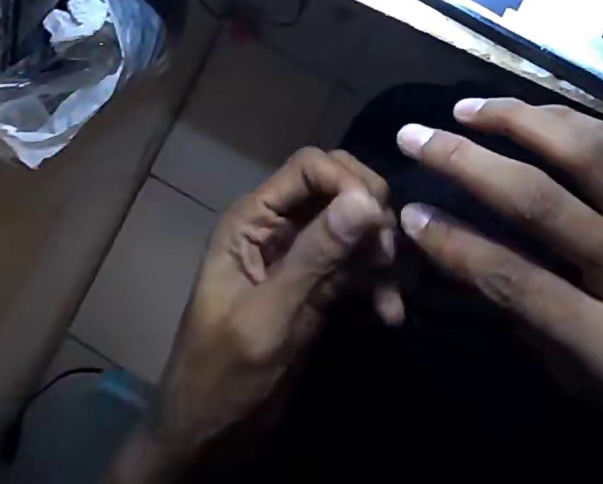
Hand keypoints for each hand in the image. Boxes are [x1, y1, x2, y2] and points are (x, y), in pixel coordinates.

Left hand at [109, 149, 396, 482]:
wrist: (210, 434)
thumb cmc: (222, 372)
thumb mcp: (268, 316)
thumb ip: (314, 257)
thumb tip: (365, 201)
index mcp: (252, 218)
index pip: (307, 167)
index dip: (346, 182)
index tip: (377, 220)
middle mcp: (278, 224)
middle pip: (335, 185)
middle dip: (368, 211)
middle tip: (387, 252)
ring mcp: (299, 253)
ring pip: (352, 223)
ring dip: (378, 250)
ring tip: (392, 290)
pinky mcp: (317, 284)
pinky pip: (356, 263)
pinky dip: (377, 281)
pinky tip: (390, 313)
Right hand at [395, 98, 602, 466]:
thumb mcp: (588, 385)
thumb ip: (526, 314)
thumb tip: (455, 242)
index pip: (521, 283)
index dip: (456, 244)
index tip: (408, 212)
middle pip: (543, 204)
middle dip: (466, 163)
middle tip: (414, 137)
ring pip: (584, 152)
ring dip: (513, 120)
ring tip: (462, 109)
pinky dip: (554, 117)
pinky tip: (518, 112)